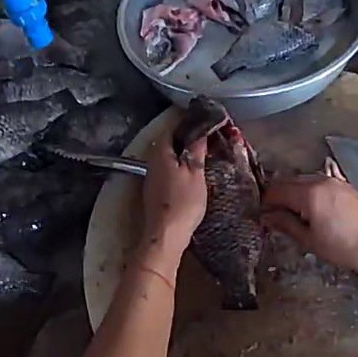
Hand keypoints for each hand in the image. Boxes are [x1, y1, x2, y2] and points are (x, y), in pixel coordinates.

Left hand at [140, 134, 205, 267]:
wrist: (166, 234)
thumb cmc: (183, 202)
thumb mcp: (196, 174)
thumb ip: (197, 151)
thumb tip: (200, 131)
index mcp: (161, 153)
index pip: (171, 129)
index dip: (186, 123)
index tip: (202, 122)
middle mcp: (152, 162)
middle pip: (167, 143)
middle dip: (185, 139)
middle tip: (205, 139)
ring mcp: (151, 178)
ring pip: (167, 158)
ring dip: (181, 155)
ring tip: (201, 155)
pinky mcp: (154, 191)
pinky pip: (167, 171)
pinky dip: (178, 168)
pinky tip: (190, 175)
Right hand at [260, 167, 357, 281]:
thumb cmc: (342, 246)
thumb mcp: (309, 239)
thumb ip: (286, 224)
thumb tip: (266, 217)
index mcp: (309, 192)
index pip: (277, 190)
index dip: (265, 201)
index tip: (260, 214)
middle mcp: (321, 180)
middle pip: (290, 180)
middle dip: (277, 194)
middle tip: (272, 213)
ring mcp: (336, 181)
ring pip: (305, 180)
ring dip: (293, 192)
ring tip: (290, 212)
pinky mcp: (346, 186)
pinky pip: (320, 183)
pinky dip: (308, 191)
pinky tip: (310, 208)